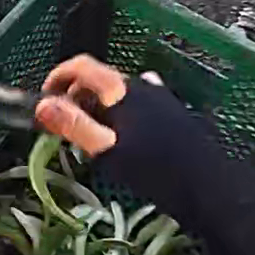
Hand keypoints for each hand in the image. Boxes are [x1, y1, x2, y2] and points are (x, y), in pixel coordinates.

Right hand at [34, 54, 189, 157]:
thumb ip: (73, 125)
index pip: (81, 66)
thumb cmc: (155, 170)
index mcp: (120, 89)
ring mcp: (159, 96)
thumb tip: (43, 106)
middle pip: (97, 78)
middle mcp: (139, 85)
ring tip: (91, 135)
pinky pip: (136, 102)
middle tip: (64, 125)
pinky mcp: (171, 111)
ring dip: (97, 106)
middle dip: (74, 96)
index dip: (58, 76)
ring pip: (117, 91)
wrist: (212, 188)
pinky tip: (123, 133)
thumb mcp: (107, 151)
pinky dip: (120, 111)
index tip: (45, 100)